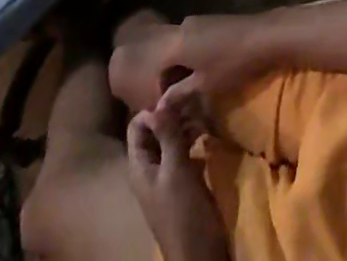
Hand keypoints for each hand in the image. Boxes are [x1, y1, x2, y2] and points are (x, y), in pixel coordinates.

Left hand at [127, 105, 226, 260]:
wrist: (199, 255)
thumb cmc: (184, 213)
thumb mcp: (176, 171)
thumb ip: (168, 137)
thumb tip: (160, 102)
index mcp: (139, 165)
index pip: (138, 125)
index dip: (155, 110)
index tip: (178, 100)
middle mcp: (150, 166)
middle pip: (155, 130)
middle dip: (173, 115)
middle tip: (195, 101)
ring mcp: (167, 174)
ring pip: (171, 139)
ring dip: (185, 125)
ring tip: (204, 112)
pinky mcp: (184, 181)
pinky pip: (185, 152)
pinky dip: (194, 140)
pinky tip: (208, 132)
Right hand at [148, 14, 272, 126]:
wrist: (266, 34)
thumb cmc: (232, 63)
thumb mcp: (205, 85)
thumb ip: (179, 93)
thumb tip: (159, 106)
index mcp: (176, 42)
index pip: (157, 67)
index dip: (161, 87)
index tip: (170, 104)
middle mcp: (183, 26)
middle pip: (169, 54)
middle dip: (172, 75)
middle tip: (183, 95)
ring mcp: (199, 20)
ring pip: (183, 45)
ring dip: (185, 64)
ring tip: (197, 83)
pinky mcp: (213, 18)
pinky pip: (195, 38)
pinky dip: (196, 53)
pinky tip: (210, 65)